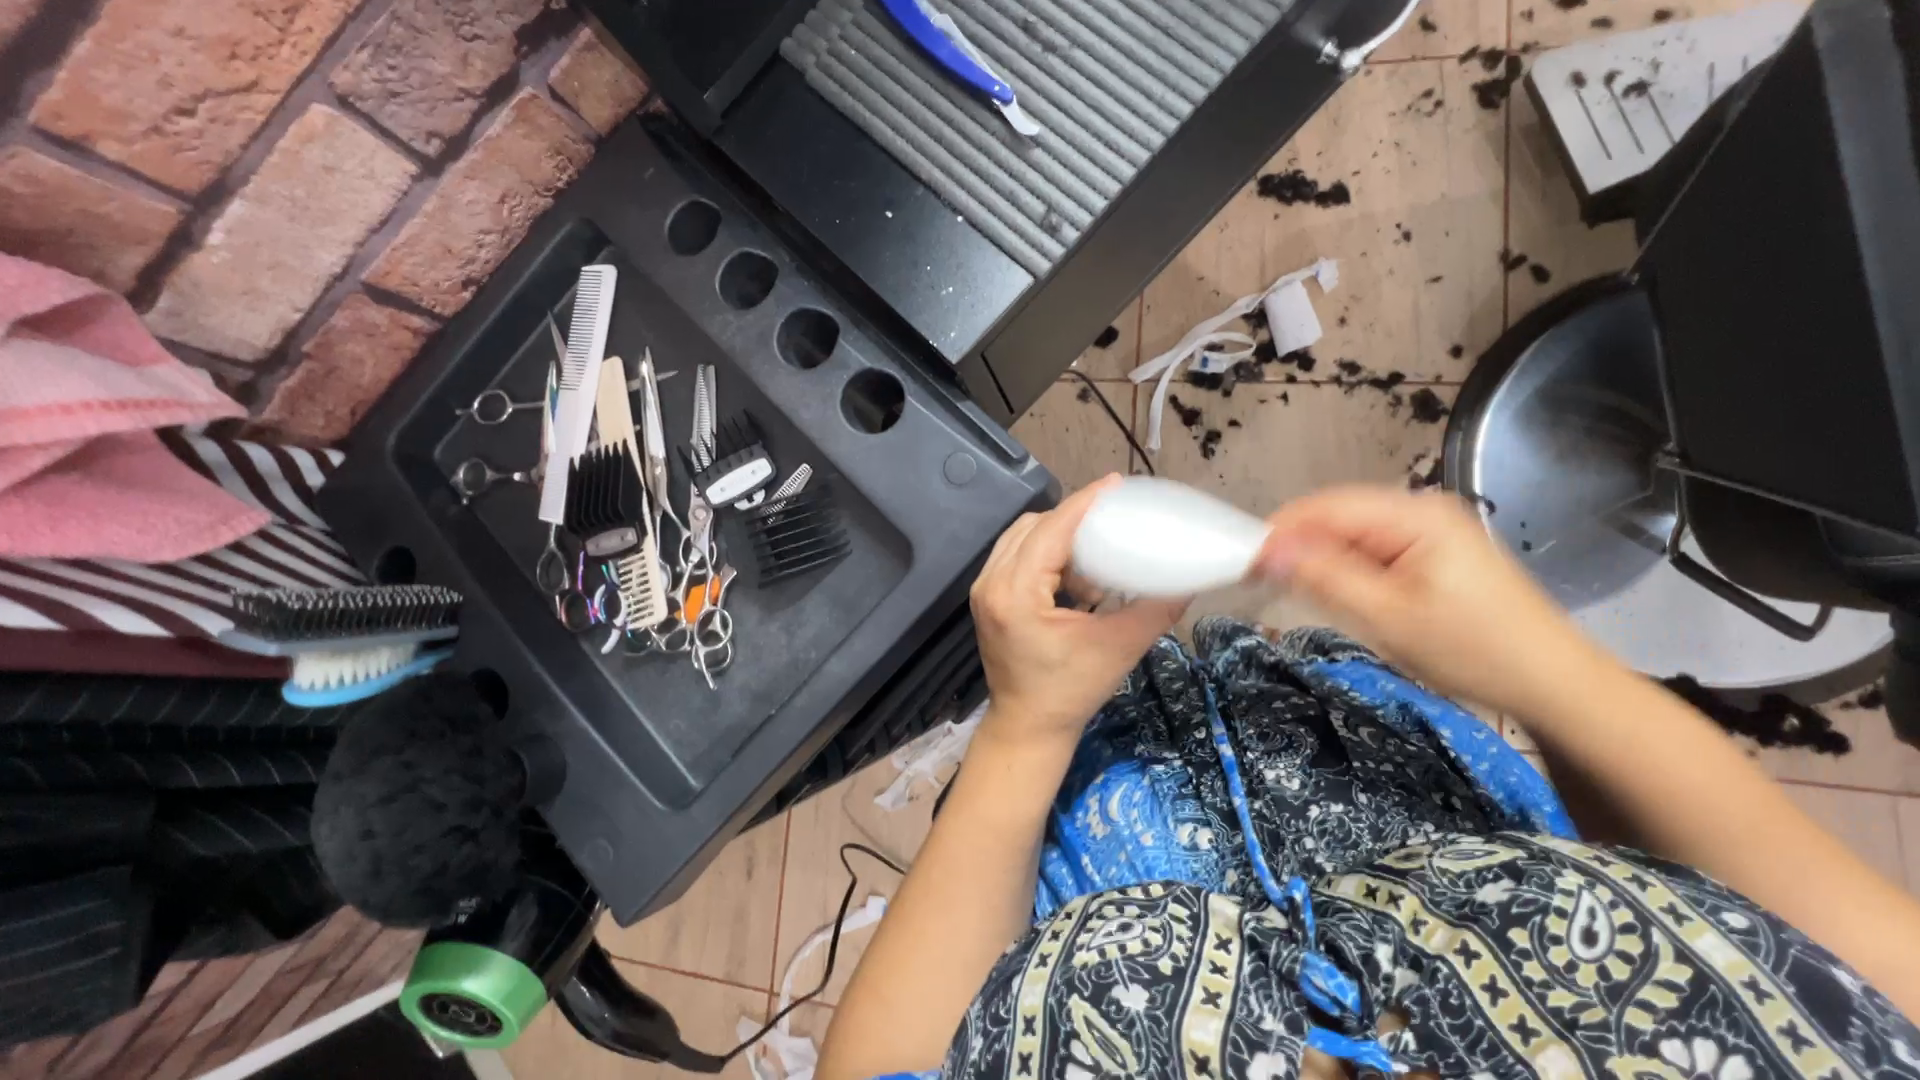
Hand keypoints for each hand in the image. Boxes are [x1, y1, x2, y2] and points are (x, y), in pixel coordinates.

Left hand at [970, 476, 1187, 744]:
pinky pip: (1015, 556)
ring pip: (1021, 537)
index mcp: (1017, 593)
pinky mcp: (988, 598)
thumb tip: (1191, 580)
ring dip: (1057, 536)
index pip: (1052, 530)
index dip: (1085, 503)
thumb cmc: (1071, 691)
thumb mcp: (1120, 647)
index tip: (1115, 485)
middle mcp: (992, 583)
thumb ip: (1156, 608)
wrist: (1029, 726)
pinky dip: (1044, 553)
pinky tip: (1073, 573)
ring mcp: (984, 589)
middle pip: (1033, 526)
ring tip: (1095, 552)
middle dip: (1073, 518)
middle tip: (1112, 520)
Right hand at [1254, 485, 1619, 717]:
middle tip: (1258, 581)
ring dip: (1318, 557)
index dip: (1278, 530)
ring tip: (1289, 589)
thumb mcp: (1388, 617)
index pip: (1325, 506)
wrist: (1555, 683)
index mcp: (1415, 515)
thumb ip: (1324, 576)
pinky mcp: (1434, 553)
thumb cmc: (1473, 650)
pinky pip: (1373, 549)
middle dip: (1296, 544)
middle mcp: (1422, 509)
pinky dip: (1345, 567)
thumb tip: (1266, 549)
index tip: (1239, 561)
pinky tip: (1333, 591)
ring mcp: (1431, 530)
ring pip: (1352, 533)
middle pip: (1337, 515)